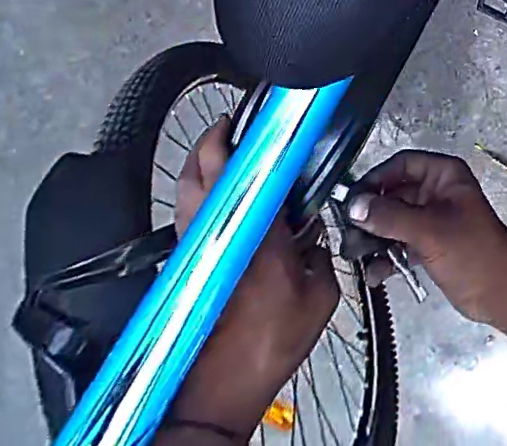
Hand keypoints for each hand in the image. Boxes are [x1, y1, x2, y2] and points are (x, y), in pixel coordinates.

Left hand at [167, 120, 338, 437]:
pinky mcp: (185, 258)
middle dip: (212, 139)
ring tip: (223, 156)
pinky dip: (198, 193)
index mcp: (254, 226)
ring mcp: (194, 241)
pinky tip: (219, 202)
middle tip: (231, 129)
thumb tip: (314, 237)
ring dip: (201, 164)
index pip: (234, 164)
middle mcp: (216, 226)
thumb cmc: (263, 345)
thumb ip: (322, 254)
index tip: (255, 117)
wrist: (218, 387)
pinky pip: (185, 211)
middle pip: (198, 165)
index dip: (238, 133)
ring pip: (186, 186)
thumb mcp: (319, 296)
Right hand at [345, 150, 506, 324]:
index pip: (401, 165)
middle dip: (370, 215)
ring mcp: (431, 219)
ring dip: (373, 238)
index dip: (376, 179)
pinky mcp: (428, 244)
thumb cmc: (473, 252)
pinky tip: (373, 273)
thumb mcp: (429, 231)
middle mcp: (435, 191)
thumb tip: (353, 205)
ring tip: (353, 256)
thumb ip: (390, 216)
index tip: (352, 199)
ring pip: (393, 220)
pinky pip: (399, 242)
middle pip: (393, 194)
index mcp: (443, 175)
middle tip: (347, 233)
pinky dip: (385, 256)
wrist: (505, 296)